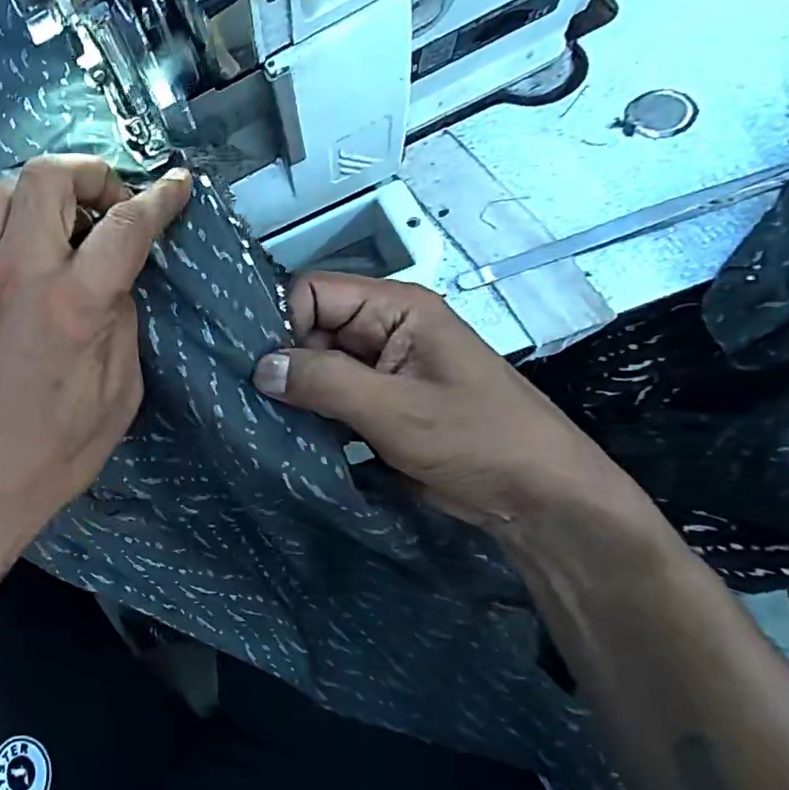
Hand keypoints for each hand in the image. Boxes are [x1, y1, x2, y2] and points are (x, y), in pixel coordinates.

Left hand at [0, 156, 192, 564]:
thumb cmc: (65, 445)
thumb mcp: (123, 387)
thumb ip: (123, 318)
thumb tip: (116, 278)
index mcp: (72, 303)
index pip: (125, 225)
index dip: (160, 198)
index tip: (178, 186)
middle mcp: (17, 274)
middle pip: (48, 177)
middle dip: (92, 176)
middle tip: (114, 206)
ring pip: (2, 188)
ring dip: (45, 192)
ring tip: (70, 222)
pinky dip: (11, 219)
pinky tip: (29, 249)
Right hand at [251, 273, 661, 534]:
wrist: (535, 496)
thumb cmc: (478, 439)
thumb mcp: (398, 410)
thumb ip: (326, 383)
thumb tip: (260, 367)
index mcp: (395, 309)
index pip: (312, 293)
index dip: (282, 324)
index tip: (259, 371)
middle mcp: (384, 330)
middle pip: (311, 331)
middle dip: (284, 365)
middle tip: (253, 406)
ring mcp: (383, 371)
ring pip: (319, 369)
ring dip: (297, 396)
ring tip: (266, 425)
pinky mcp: (383, 408)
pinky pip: (335, 401)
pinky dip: (314, 418)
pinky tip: (292, 440)